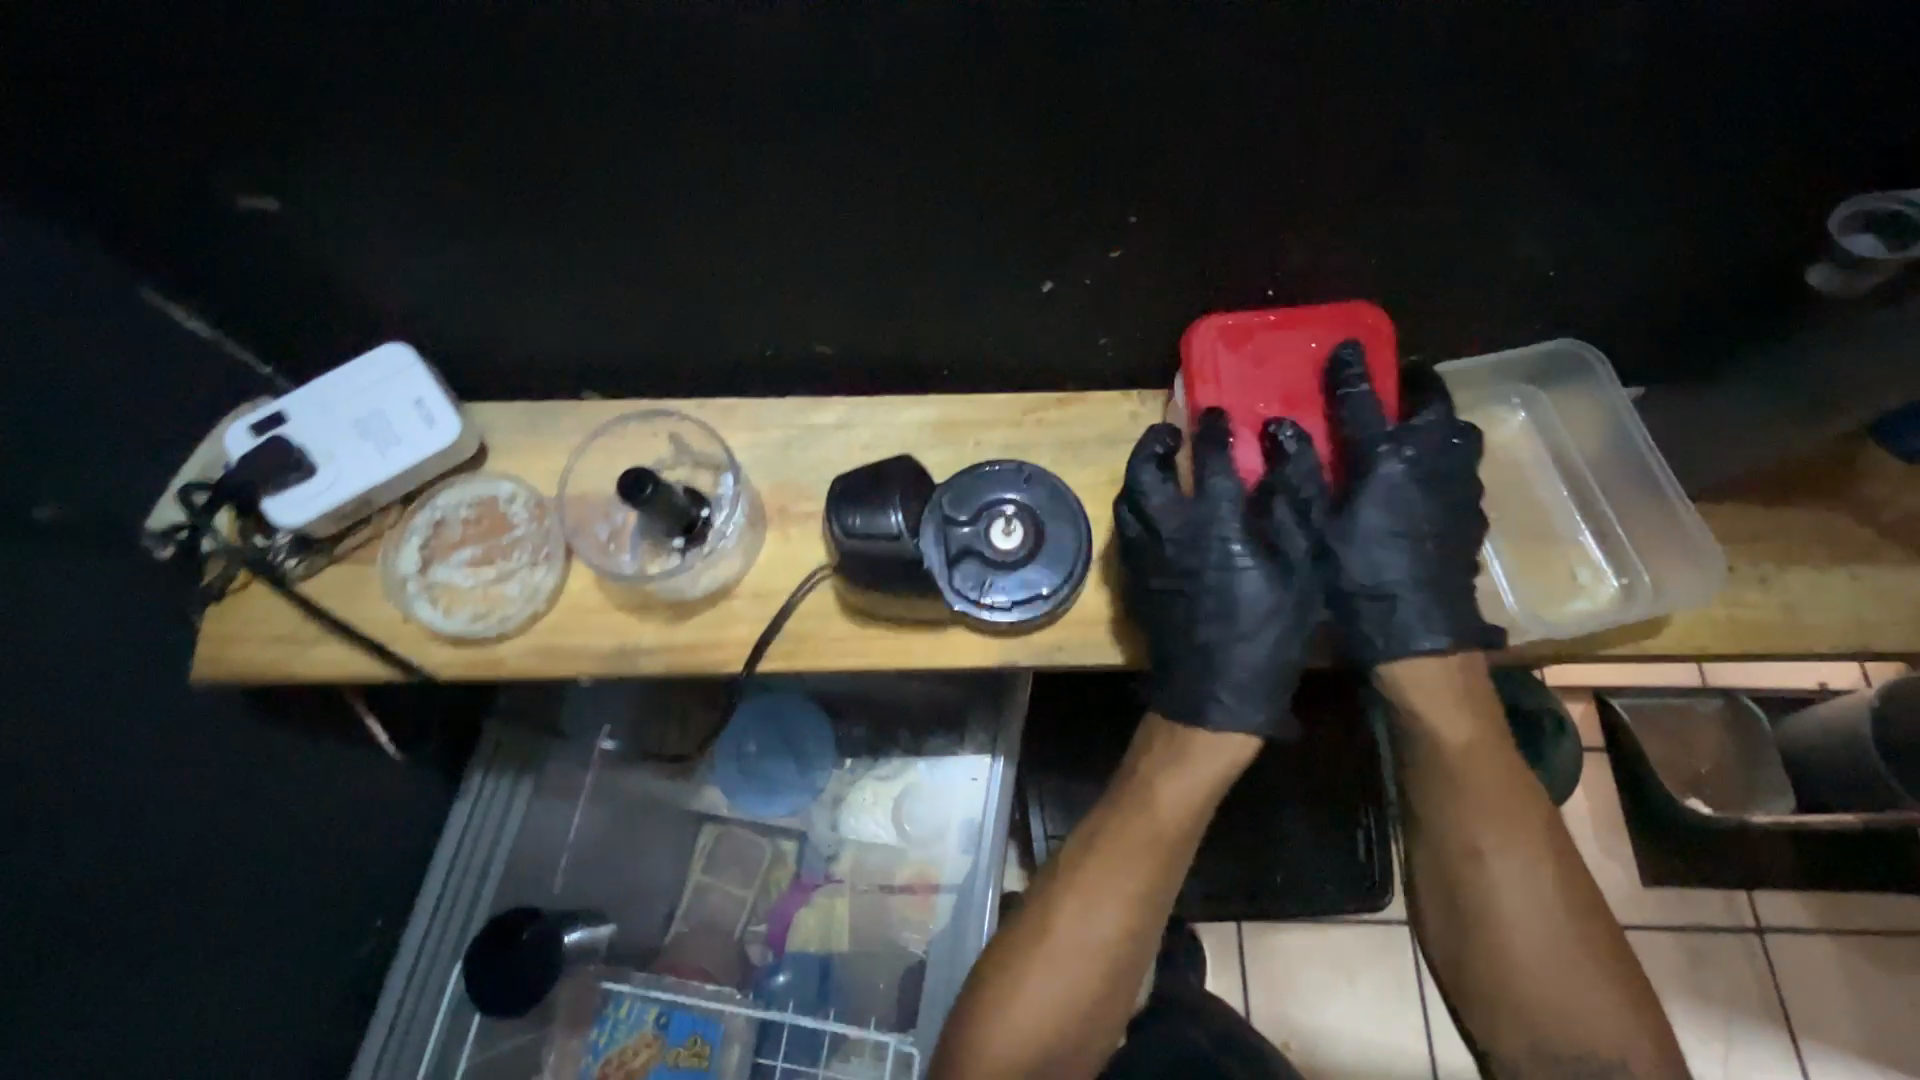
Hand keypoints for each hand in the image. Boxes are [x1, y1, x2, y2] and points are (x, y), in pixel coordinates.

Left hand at [1114, 407, 1327, 739]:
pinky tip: (1150, 509)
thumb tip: (1278, 450)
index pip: (1210, 458)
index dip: (1213, 429)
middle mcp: (1169, 529)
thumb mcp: (1298, 568)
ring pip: (1128, 497)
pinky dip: (1134, 505)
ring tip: (1158, 464)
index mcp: (1215, 522)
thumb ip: (1288, 504)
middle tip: (1171, 433)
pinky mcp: (1133, 576)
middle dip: (1156, 443)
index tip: (1216, 412)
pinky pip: (1124, 526)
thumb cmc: (1269, 631)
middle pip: (1147, 470)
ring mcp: (1144, 554)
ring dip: (1140, 472)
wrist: (1213, 690)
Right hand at [1322, 340, 1505, 665]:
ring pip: (1458, 429)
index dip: (1350, 370)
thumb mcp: (1312, 525)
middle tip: (1399, 377)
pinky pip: (1463, 462)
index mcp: (1383, 456)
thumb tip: (1279, 426)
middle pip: (1431, 400)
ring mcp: (1459, 481)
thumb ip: (1297, 471)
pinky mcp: (1472, 507)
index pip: (1363, 399)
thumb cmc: (1354, 574)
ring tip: (1418, 422)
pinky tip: (1429, 472)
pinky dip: (1446, 452)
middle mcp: (1429, 456)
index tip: (1345, 346)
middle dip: (1415, 381)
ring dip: (1438, 416)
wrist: (1419, 629)